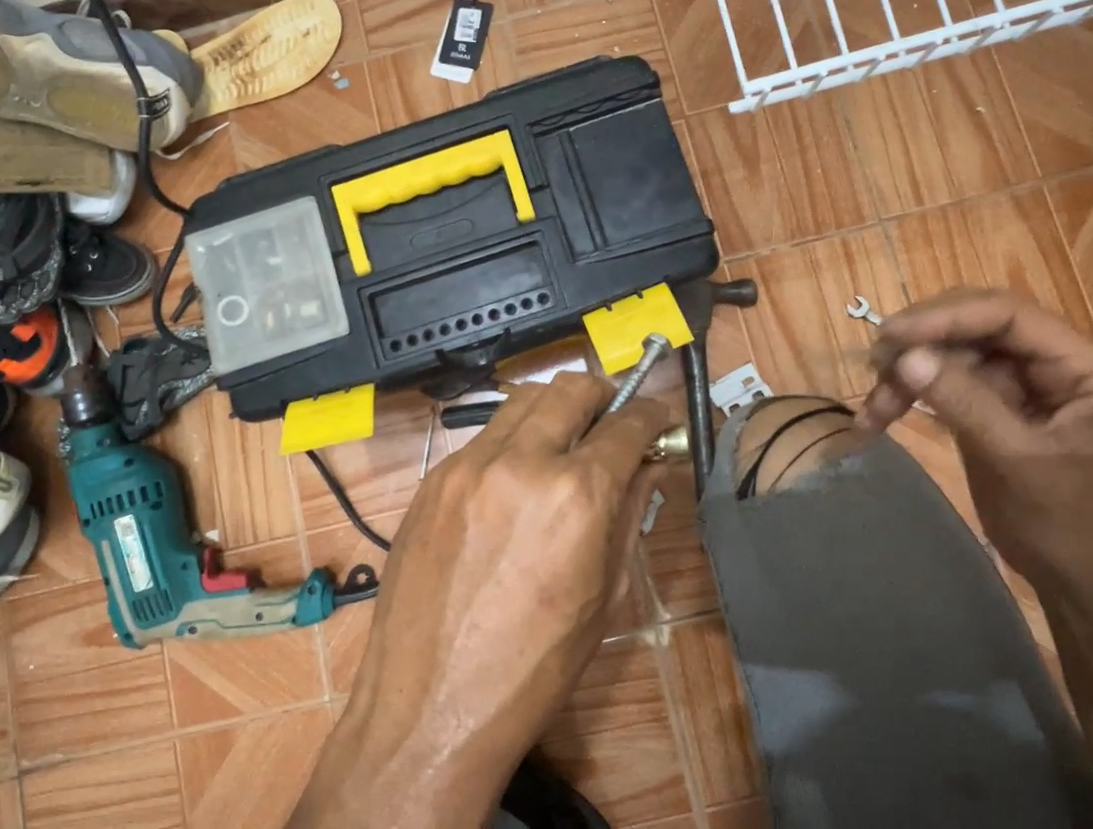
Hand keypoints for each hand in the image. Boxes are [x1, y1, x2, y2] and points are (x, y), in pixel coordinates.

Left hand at [297, 371, 669, 827]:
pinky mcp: (433, 480)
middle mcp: (521, 462)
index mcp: (576, 495)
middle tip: (612, 424)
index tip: (660, 419)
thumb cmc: (535, 666)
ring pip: (522, 402)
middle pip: (571, 389)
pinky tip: (515, 481)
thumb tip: (647, 467)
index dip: (653, 415)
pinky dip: (512, 442)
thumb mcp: (603, 594)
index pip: (627, 424)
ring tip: (564, 444)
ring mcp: (468, 466)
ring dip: (554, 410)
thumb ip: (628, 515)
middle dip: (603, 397)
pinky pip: (483, 438)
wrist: (433, 704)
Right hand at [859, 289, 1092, 598]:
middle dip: (922, 344)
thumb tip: (905, 355)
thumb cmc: (1075, 528)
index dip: (946, 317)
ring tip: (872, 409)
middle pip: (976, 328)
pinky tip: (879, 417)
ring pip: (952, 356)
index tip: (890, 336)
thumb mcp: (1020, 462)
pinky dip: (911, 398)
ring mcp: (1024, 387)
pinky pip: (946, 386)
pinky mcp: (996, 410)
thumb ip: (965, 402)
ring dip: (908, 376)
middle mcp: (1056, 365)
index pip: (1008, 315)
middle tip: (874, 366)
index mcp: (1086, 366)